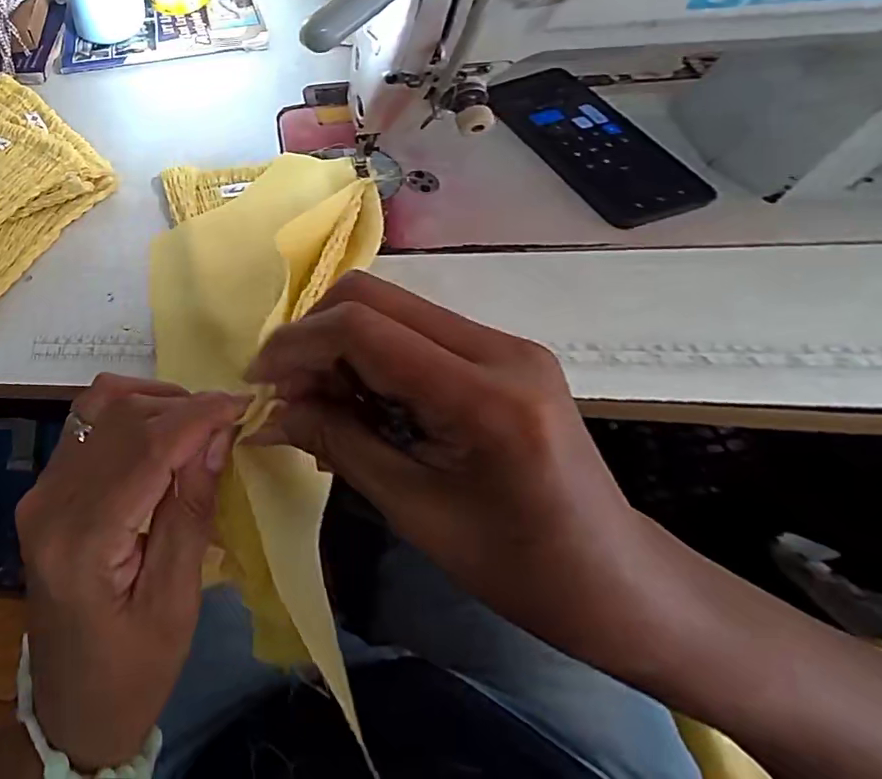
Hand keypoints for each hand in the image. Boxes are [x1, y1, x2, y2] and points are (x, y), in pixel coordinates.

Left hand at [15, 375, 243, 770]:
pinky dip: (129, 413)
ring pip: (99, 409)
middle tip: (228, 420)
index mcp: (81, 541)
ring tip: (198, 425)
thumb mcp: (176, 603)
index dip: (197, 416)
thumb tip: (215, 435)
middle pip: (119, 419)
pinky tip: (161, 430)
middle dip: (182, 407)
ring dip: (155, 403)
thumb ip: (190, 511)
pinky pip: (87, 424)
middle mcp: (48, 502)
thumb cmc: (132, 671)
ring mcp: (40, 491)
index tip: (241, 404)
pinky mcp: (44, 490)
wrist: (70, 704)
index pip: (144, 449)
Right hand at [245, 271, 688, 667]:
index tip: (259, 383)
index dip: (297, 345)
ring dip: (339, 345)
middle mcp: (499, 349)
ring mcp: (504, 345)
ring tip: (319, 404)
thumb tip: (269, 414)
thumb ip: (338, 445)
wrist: (622, 583)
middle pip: (373, 298)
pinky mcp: (501, 354)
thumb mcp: (416, 512)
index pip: (364, 329)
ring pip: (390, 308)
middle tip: (287, 393)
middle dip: (313, 336)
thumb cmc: (522, 569)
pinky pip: (414, 332)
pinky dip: (370, 356)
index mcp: (486, 397)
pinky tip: (360, 403)